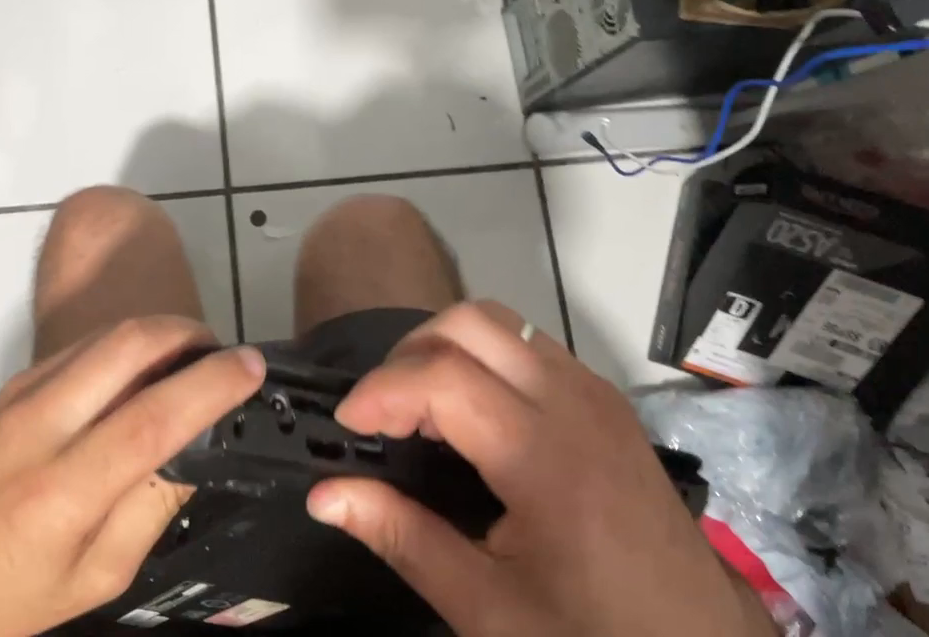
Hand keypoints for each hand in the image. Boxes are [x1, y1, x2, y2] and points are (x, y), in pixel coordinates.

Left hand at [0, 316, 264, 636]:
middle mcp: (40, 427)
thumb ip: (151, 506)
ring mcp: (20, 398)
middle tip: (223, 353)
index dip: (209, 386)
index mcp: (64, 491)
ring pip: (104, 337)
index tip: (250, 368)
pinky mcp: (10, 388)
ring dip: (157, 334)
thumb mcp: (96, 576)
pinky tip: (143, 369)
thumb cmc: (7, 597)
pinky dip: (123, 345)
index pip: (152, 418)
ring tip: (191, 358)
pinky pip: (79, 349)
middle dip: (186, 334)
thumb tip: (198, 449)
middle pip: (126, 347)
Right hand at [306, 302, 774, 636]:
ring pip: (500, 322)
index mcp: (542, 455)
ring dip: (446, 346)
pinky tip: (473, 413)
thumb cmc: (593, 633)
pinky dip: (483, 355)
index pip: (441, 378)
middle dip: (408, 353)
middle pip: (468, 323)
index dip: (380, 391)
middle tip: (383, 412)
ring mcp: (594, 393)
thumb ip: (402, 538)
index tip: (348, 426)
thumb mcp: (489, 608)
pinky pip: (528, 343)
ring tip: (420, 407)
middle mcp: (571, 402)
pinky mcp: (604, 399)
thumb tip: (324, 495)